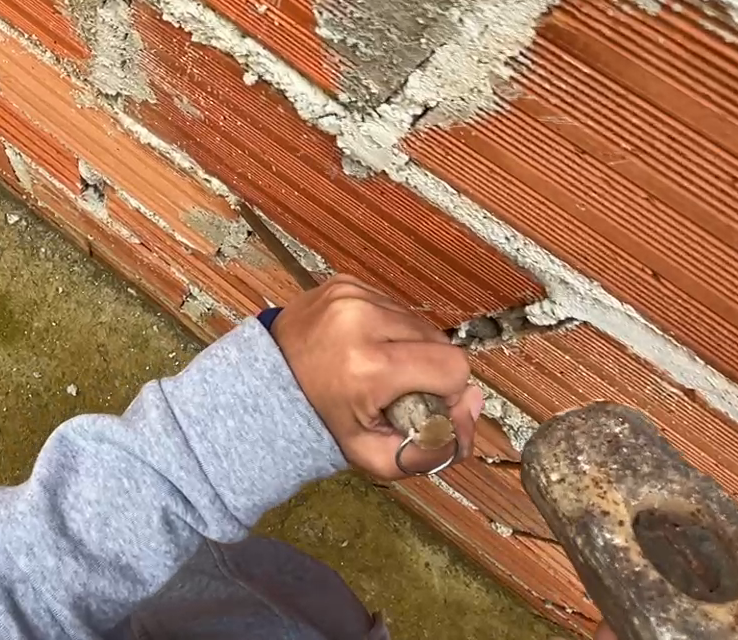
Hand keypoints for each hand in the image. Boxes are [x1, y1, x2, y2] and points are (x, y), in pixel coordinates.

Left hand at [269, 277, 480, 480]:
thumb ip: (436, 446)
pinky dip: (389, 327)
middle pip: (440, 342)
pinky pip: (392, 305)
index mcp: (369, 365)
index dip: (451, 394)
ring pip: (418, 322)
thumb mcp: (375, 456)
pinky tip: (366, 346)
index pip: (453, 368)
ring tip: (380, 368)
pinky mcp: (344, 282)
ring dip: (411, 347)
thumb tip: (473, 404)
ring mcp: (350, 294)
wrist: (264, 380)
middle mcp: (361, 319)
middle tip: (401, 391)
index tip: (428, 407)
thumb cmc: (318, 419)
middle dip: (431, 371)